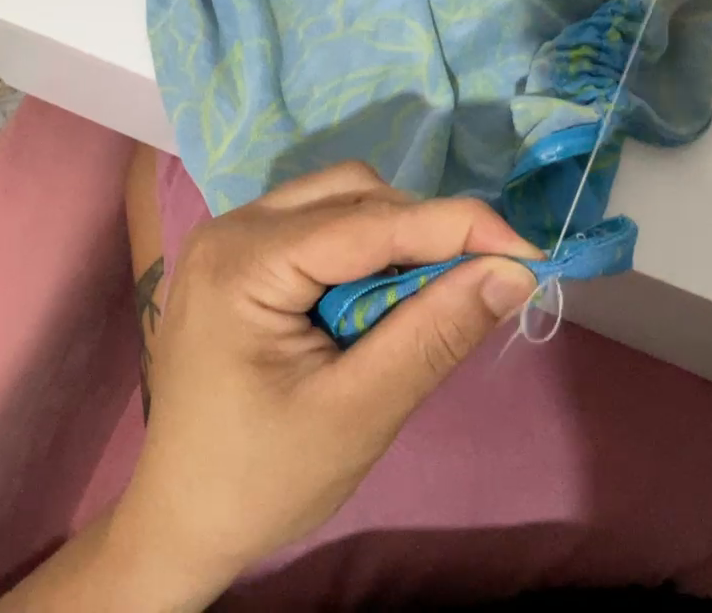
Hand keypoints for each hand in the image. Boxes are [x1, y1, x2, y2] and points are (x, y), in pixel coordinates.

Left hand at [106, 162, 540, 604]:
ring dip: (395, 239)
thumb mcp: (358, 412)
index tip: (530, 251)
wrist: (181, 518)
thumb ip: (434, 335)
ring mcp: (228, 239)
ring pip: (338, 202)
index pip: (368, 220)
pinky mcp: (239, 258)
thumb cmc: (262, 477)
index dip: (456, 226)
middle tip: (476, 284)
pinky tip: (381, 300)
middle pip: (351, 194)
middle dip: (422, 230)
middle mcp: (230, 228)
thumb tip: (511, 271)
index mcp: (242, 262)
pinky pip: (317, 227)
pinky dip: (364, 252)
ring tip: (425, 300)